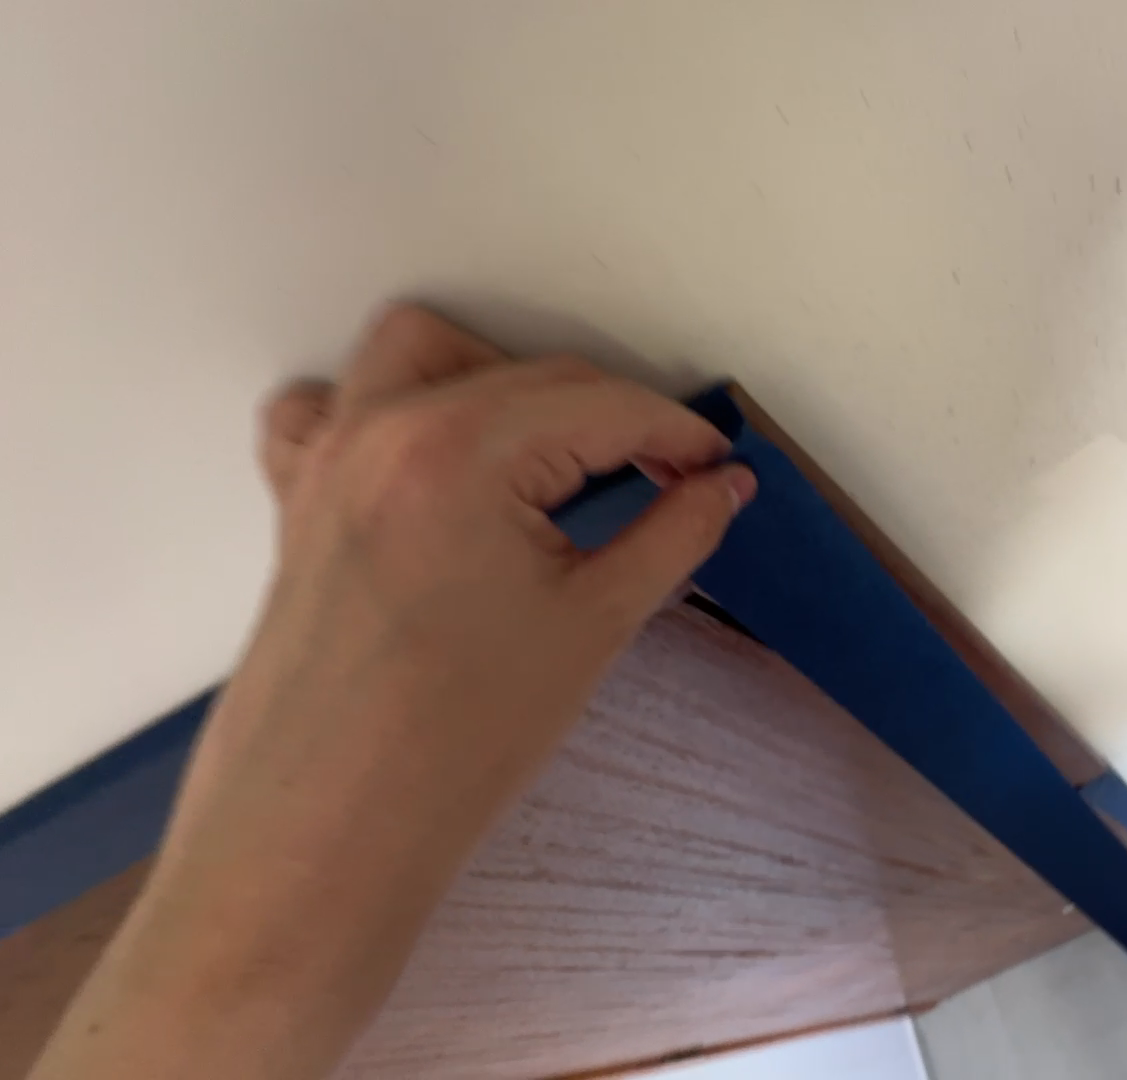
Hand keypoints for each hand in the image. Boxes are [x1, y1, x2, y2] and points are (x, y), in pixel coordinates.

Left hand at [30, 305, 754, 1079]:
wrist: (331, 831)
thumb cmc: (474, 732)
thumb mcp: (603, 618)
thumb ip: (681, 531)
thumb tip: (730, 484)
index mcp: (465, 453)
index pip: (608, 407)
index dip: (683, 434)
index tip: (723, 468)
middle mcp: (386, 427)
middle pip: (541, 376)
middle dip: (625, 416)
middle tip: (677, 476)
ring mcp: (328, 454)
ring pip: (432, 353)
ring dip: (516, 381)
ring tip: (566, 451)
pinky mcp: (300, 494)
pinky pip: (340, 403)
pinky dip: (404, 404)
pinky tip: (450, 458)